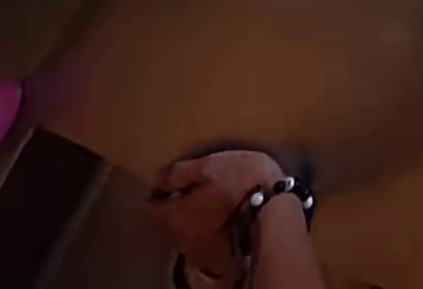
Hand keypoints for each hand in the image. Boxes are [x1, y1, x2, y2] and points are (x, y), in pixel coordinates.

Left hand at [149, 150, 288, 277]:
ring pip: (184, 231)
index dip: (159, 190)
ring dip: (192, 216)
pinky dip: (206, 227)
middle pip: (167, 220)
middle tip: (196, 186)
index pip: (150, 206)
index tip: (173, 178)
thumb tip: (158, 178)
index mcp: (173, 215)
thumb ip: (180, 172)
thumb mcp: (212, 165)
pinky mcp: (214, 257)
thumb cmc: (240, 183)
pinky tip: (223, 215)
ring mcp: (195, 251)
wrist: (272, 213)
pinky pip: (201, 239)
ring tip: (212, 199)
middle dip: (176, 204)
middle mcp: (177, 239)